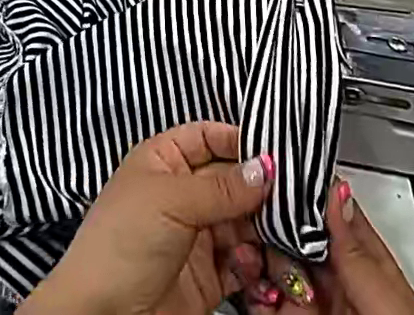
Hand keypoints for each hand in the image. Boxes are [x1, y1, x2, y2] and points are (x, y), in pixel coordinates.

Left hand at [20, 121, 274, 314]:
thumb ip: (222, 187)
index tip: (275, 149)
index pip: (208, 137)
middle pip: (232, 180)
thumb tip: (267, 166)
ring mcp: (195, 234)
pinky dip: (256, 262)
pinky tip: (258, 264)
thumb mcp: (171, 201)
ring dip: (264, 227)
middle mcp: (182, 193)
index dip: (238, 140)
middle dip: (260, 188)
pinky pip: (242, 261)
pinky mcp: (207, 276)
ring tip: (283, 233)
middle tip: (291, 195)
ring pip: (243, 221)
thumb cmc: (122, 242)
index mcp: (164, 160)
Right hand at [253, 179, 413, 314]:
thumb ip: (357, 251)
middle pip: (295, 237)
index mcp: (367, 265)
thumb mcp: (385, 302)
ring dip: (259, 258)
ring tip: (251, 253)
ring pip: (276, 269)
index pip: (330, 212)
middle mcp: (337, 283)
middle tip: (253, 213)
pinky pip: (266, 303)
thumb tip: (337, 192)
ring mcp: (314, 307)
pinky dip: (255, 294)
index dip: (304, 191)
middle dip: (271, 225)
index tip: (277, 174)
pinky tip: (255, 288)